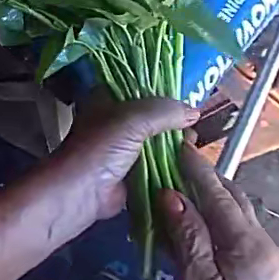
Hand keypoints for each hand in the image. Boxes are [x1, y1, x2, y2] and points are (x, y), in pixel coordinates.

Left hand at [48, 96, 197, 221]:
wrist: (83, 191)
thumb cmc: (100, 149)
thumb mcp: (132, 120)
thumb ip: (163, 111)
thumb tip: (193, 111)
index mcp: (106, 101)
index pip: (138, 88)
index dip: (162, 91)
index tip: (188, 97)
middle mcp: (114, 122)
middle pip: (151, 117)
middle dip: (173, 121)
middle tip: (195, 126)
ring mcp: (123, 148)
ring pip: (157, 142)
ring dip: (176, 144)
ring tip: (195, 144)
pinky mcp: (132, 172)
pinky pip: (158, 164)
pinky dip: (173, 164)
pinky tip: (190, 164)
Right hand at [156, 144, 278, 279]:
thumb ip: (188, 237)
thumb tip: (172, 195)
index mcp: (248, 243)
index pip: (218, 194)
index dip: (196, 168)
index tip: (177, 144)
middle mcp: (262, 242)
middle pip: (232, 199)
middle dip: (203, 178)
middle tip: (171, 162)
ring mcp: (265, 256)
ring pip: (233, 215)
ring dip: (206, 198)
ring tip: (175, 188)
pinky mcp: (260, 269)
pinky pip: (232, 232)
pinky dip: (210, 219)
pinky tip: (189, 225)